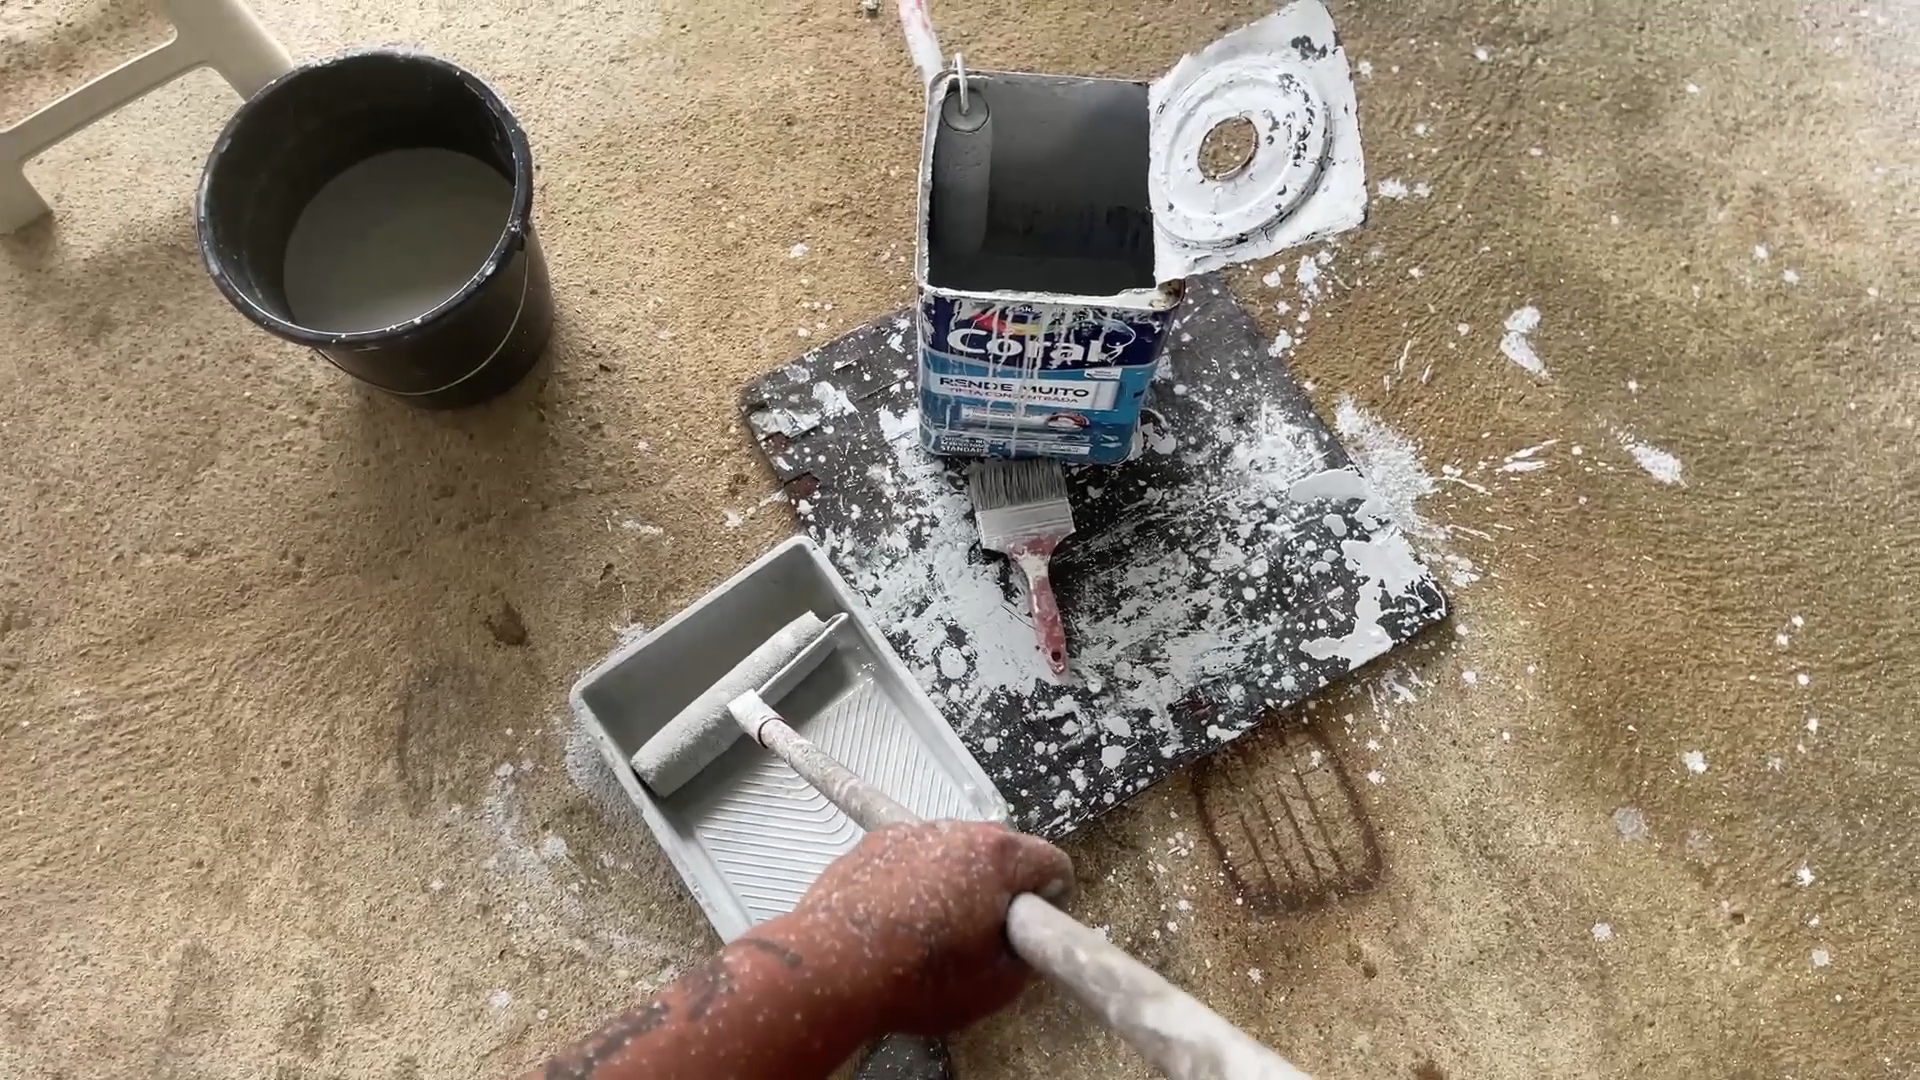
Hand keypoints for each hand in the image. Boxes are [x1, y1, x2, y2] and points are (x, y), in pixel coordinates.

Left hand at [788, 820, 1074, 1035]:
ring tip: (933, 931)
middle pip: (1002, 852)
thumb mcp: (994, 987)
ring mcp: (914, 830)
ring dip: (957, 881)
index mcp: (998, 856)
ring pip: (955, 852)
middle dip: (1002, 888)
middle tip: (984, 934)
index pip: (1053, 863)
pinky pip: (913, 855)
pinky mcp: (877, 841)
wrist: (833, 965)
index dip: (1053, 899)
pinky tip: (898, 918)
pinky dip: (915, 878)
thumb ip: (1026, 958)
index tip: (1034, 928)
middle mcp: (959, 830)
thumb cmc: (918, 977)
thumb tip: (1026, 947)